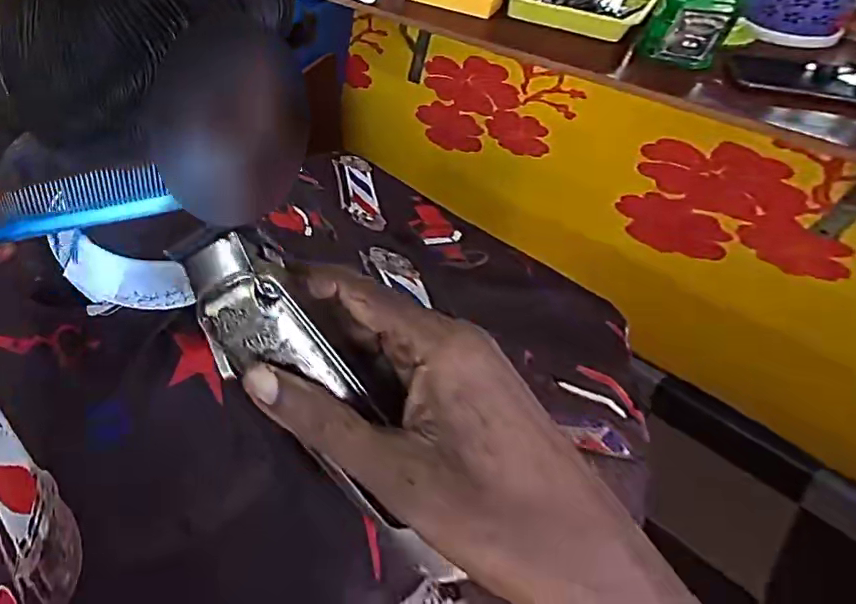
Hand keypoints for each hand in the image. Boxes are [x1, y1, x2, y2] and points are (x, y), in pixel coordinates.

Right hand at [240, 266, 693, 603]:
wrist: (607, 589)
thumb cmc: (503, 523)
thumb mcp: (399, 476)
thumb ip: (321, 421)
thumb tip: (252, 377)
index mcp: (440, 343)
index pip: (351, 288)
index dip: (296, 281)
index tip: (248, 287)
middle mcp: (454, 340)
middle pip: (364, 314)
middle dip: (308, 325)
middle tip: (255, 339)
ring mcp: (467, 366)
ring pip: (382, 344)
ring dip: (336, 357)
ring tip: (285, 371)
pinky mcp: (473, 394)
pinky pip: (404, 368)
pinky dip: (365, 379)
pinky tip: (339, 404)